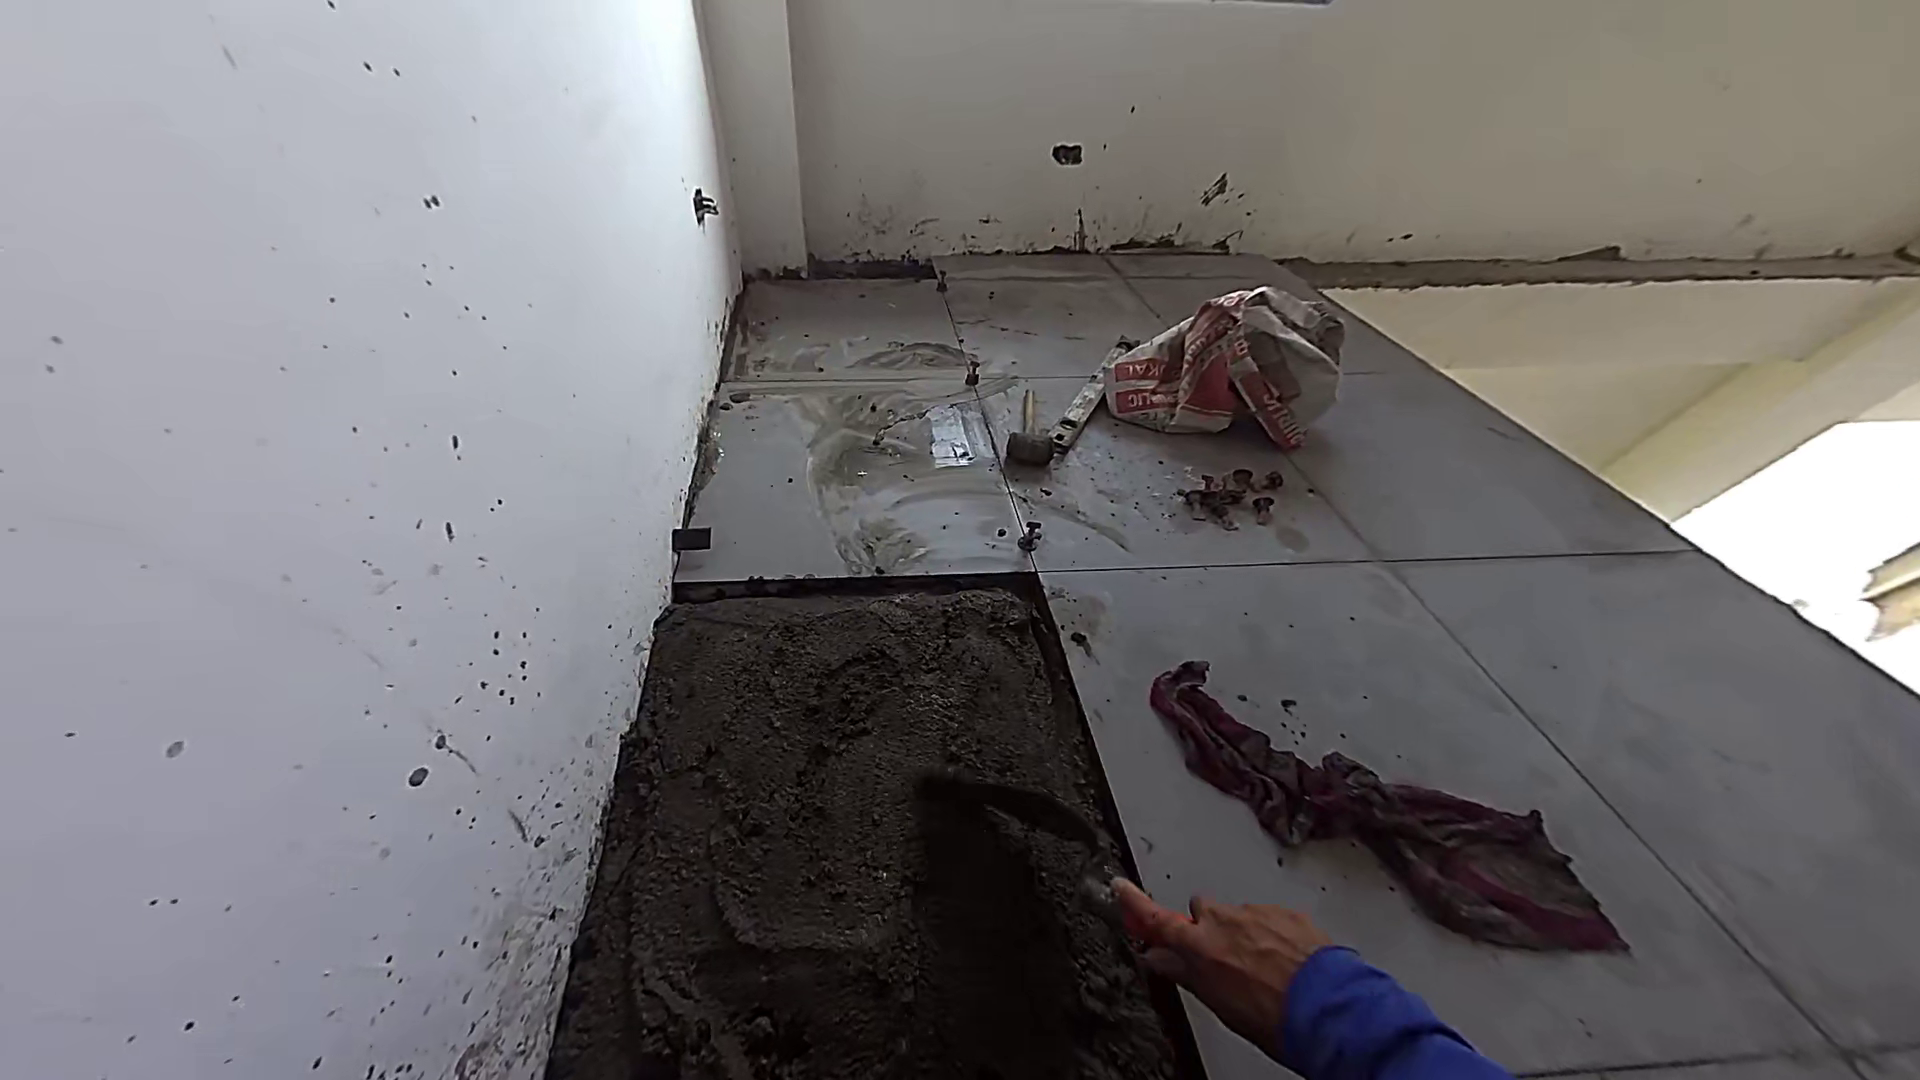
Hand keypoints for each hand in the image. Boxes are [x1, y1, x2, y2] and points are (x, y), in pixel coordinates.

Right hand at [1112, 878, 1331, 1058]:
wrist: (1334, 1011)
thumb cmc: (1276, 1018)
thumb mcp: (1221, 1004)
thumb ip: (1186, 973)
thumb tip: (1160, 958)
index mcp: (1200, 944)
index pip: (1156, 918)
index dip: (1134, 902)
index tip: (1119, 886)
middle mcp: (1220, 919)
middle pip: (1200, 912)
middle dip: (1209, 929)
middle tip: (1226, 959)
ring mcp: (1253, 911)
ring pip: (1236, 915)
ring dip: (1244, 933)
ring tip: (1267, 969)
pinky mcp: (1283, 911)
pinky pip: (1267, 917)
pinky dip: (1272, 935)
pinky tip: (1288, 963)